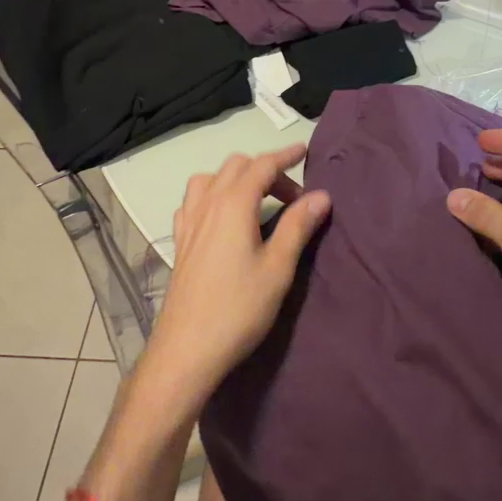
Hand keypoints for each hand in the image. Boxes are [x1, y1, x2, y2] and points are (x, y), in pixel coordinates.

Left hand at [141, 145, 330, 405]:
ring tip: (257, 202)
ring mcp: (189, 222)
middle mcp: (207, 205)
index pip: (262, 165)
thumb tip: (321, 195)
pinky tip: (223, 219)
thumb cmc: (239, 309)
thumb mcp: (278, 268)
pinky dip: (213, 196)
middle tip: (293, 196)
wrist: (187, 349)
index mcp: (233, 205)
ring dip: (235, 179)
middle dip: (265, 169)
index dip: (286, 156)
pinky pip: (193, 201)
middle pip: (236, 166)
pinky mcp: (180, 242)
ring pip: (210, 179)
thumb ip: (298, 226)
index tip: (306, 152)